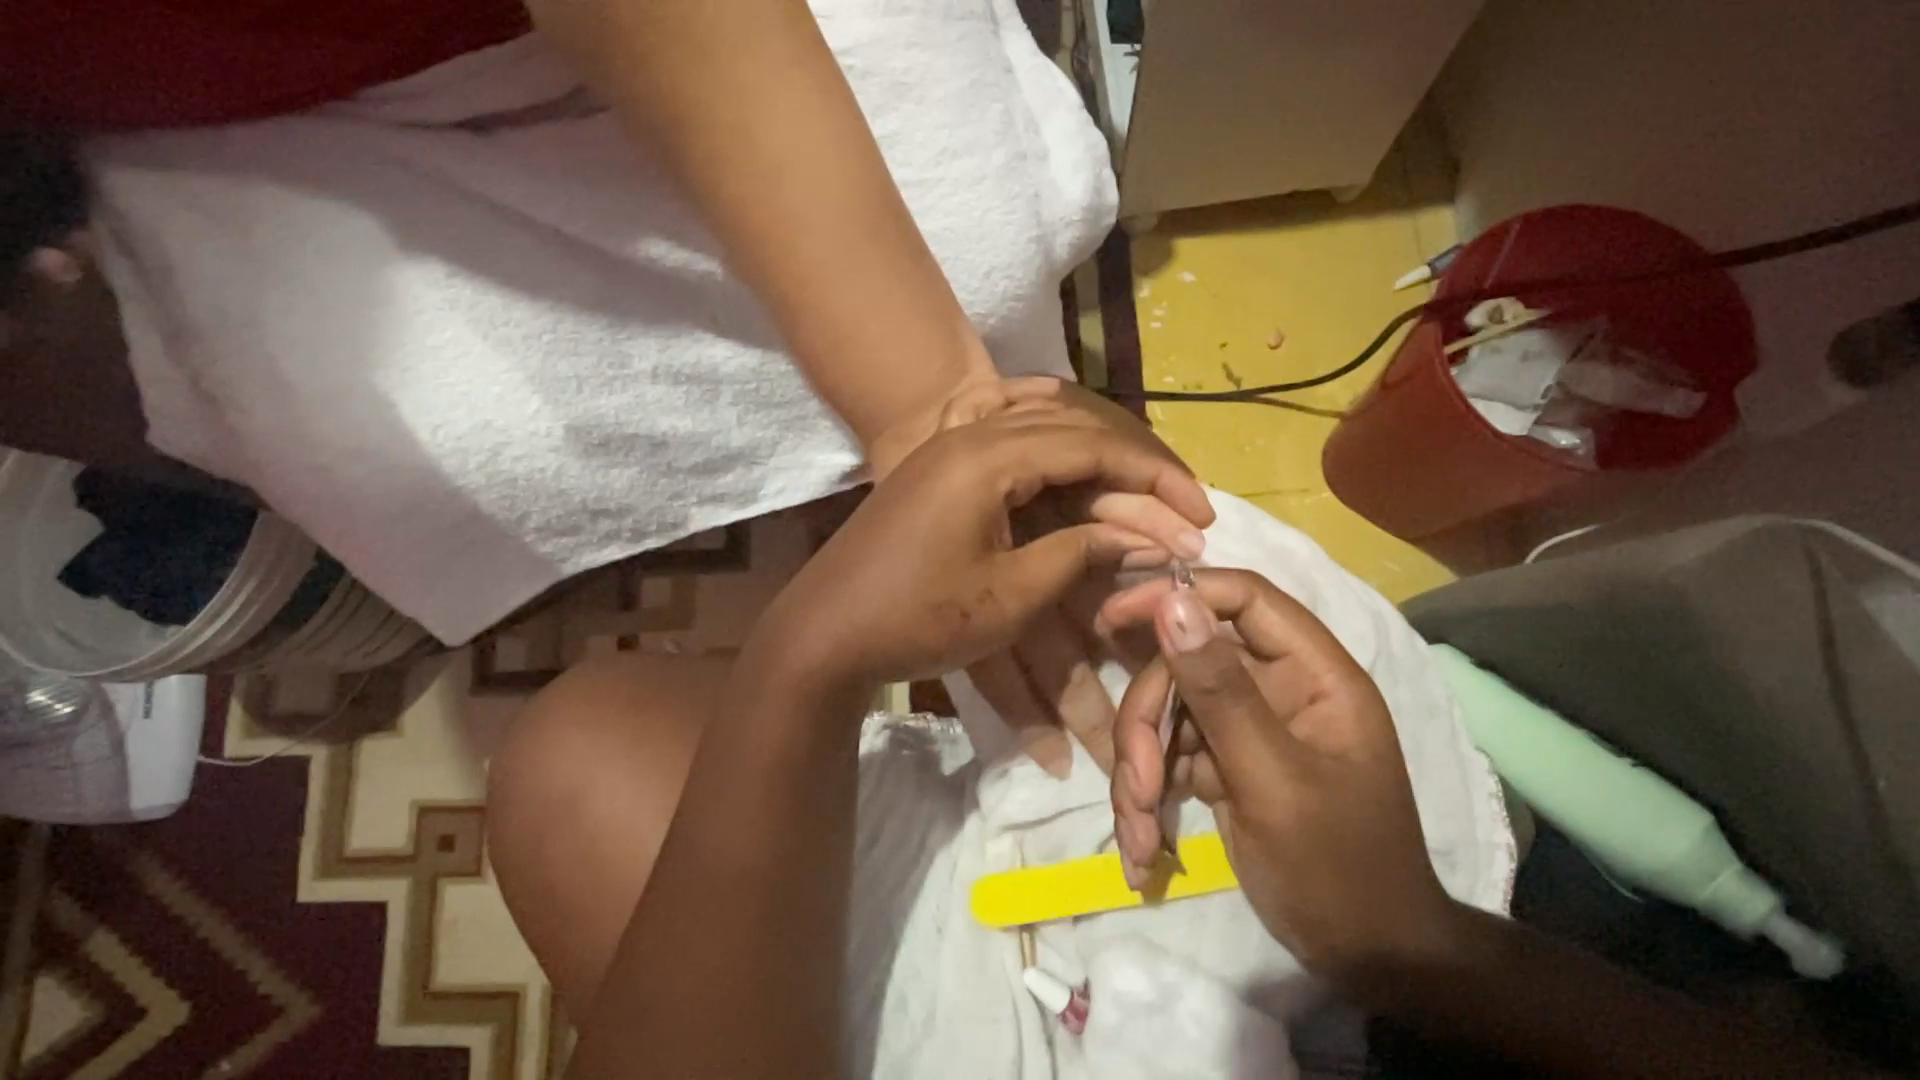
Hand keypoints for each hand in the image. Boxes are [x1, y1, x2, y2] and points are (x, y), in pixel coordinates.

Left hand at [756, 411, 1213, 690]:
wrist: (825, 632)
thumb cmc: (917, 619)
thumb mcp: (1009, 597)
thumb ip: (1078, 553)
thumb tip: (1139, 536)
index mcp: (988, 459)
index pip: (1092, 447)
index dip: (1153, 477)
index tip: (1200, 510)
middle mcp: (968, 434)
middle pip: (1071, 426)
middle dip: (1133, 462)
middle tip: (1184, 499)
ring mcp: (946, 444)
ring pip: (1036, 419)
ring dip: (1092, 443)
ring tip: (1139, 473)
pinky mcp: (934, 463)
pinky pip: (995, 419)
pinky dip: (1036, 418)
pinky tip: (1055, 417)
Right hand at [1098, 570, 1463, 983]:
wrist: (1364, 957)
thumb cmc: (1340, 868)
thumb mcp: (1274, 779)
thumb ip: (1221, 691)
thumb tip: (1173, 601)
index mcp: (1313, 674)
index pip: (1242, 599)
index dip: (1177, 595)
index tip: (1113, 617)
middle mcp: (1278, 688)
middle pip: (1186, 665)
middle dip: (1147, 726)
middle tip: (1133, 788)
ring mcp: (1246, 728)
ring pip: (1167, 714)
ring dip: (1138, 772)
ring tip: (1139, 839)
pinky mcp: (1222, 764)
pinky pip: (1166, 756)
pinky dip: (1146, 798)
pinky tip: (1144, 848)